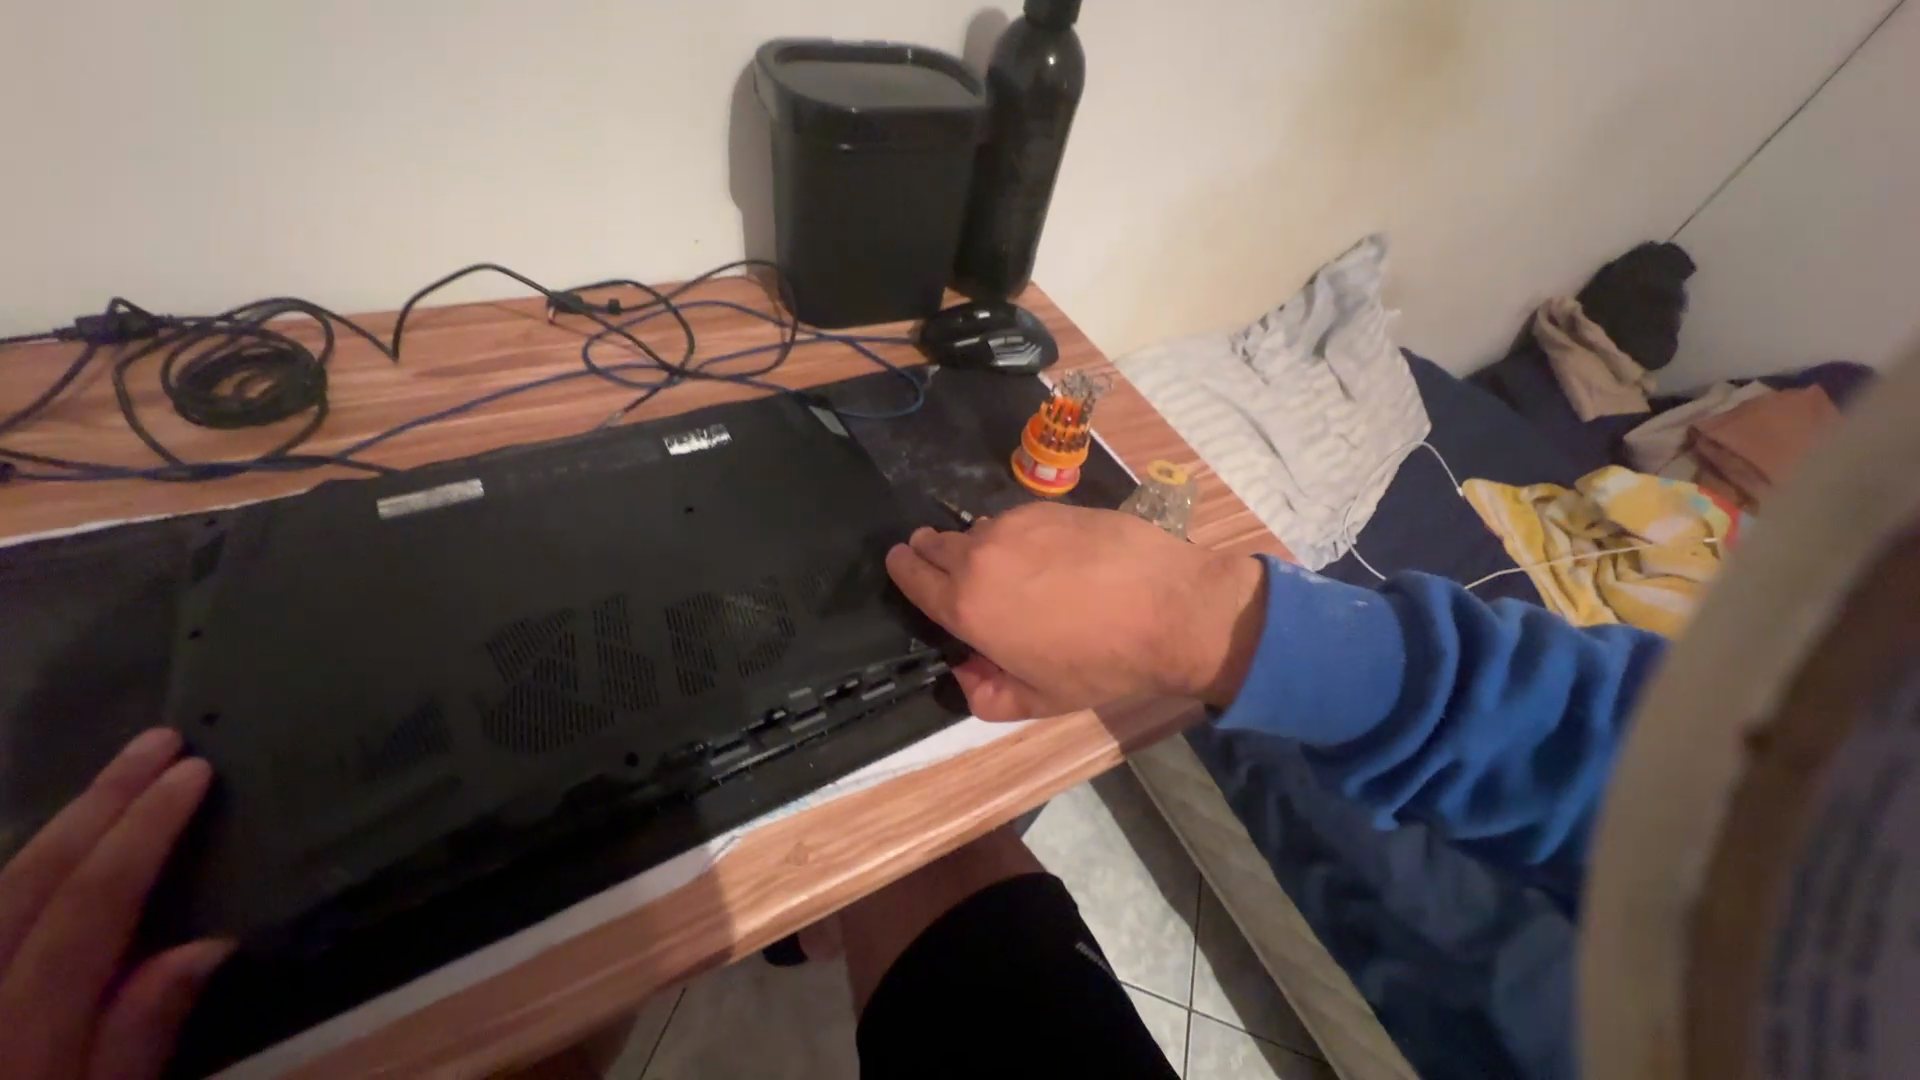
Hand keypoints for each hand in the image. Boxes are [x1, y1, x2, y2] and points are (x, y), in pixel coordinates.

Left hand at [0, 729, 229, 1079]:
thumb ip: (134, 1044)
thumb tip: (207, 943)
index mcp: (10, 1041)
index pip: (83, 911)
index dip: (140, 834)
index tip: (192, 772)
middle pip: (15, 890)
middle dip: (91, 807)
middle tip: (155, 743)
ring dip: (45, 832)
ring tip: (107, 785)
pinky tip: (30, 856)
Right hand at [885, 503, 1266, 721]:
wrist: (1169, 608)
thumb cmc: (1101, 663)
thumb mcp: (1041, 700)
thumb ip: (987, 695)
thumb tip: (964, 674)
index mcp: (966, 607)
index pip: (912, 575)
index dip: (902, 568)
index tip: (902, 563)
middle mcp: (979, 557)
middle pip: (935, 544)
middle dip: (931, 553)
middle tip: (948, 568)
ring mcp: (1014, 526)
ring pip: (977, 532)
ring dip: (978, 547)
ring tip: (1006, 568)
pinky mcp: (1048, 507)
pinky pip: (1014, 521)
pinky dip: (1016, 536)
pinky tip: (1046, 554)